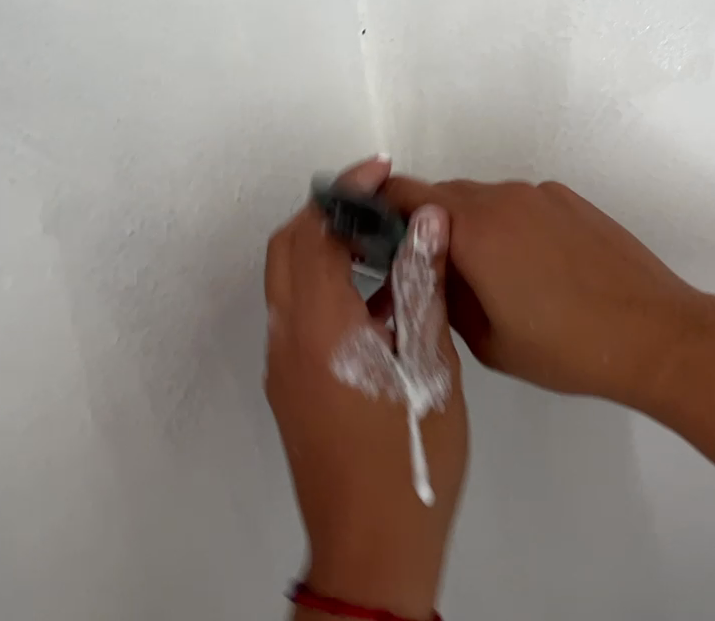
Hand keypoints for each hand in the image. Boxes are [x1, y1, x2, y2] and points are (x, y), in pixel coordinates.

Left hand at [264, 157, 466, 620]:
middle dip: (326, 213)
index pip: (316, 234)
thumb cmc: (410, 454)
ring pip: (289, 282)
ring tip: (382, 240)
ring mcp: (284, 368)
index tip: (380, 170)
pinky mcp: (291, 389)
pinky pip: (299, 315)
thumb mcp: (430, 364)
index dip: (346, 193)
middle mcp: (289, 341)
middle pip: (287, 250)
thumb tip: (427, 219)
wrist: (373, 545)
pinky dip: (327, 286)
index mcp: (322, 329)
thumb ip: (423, 285)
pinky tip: (379, 300)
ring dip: (324, 249)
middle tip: (376, 199)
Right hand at [380, 177, 703, 405]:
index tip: (373, 240)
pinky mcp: (571, 200)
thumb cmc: (566, 347)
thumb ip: (445, 296)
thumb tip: (427, 271)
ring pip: (483, 200)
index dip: (381, 211)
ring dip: (469, 226)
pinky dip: (507, 226)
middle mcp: (504, 197)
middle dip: (425, 226)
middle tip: (427, 271)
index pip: (406, 195)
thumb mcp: (487, 340)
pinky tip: (529, 269)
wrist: (655, 332)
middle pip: (444, 196)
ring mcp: (542, 194)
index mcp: (474, 228)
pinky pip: (520, 204)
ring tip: (485, 277)